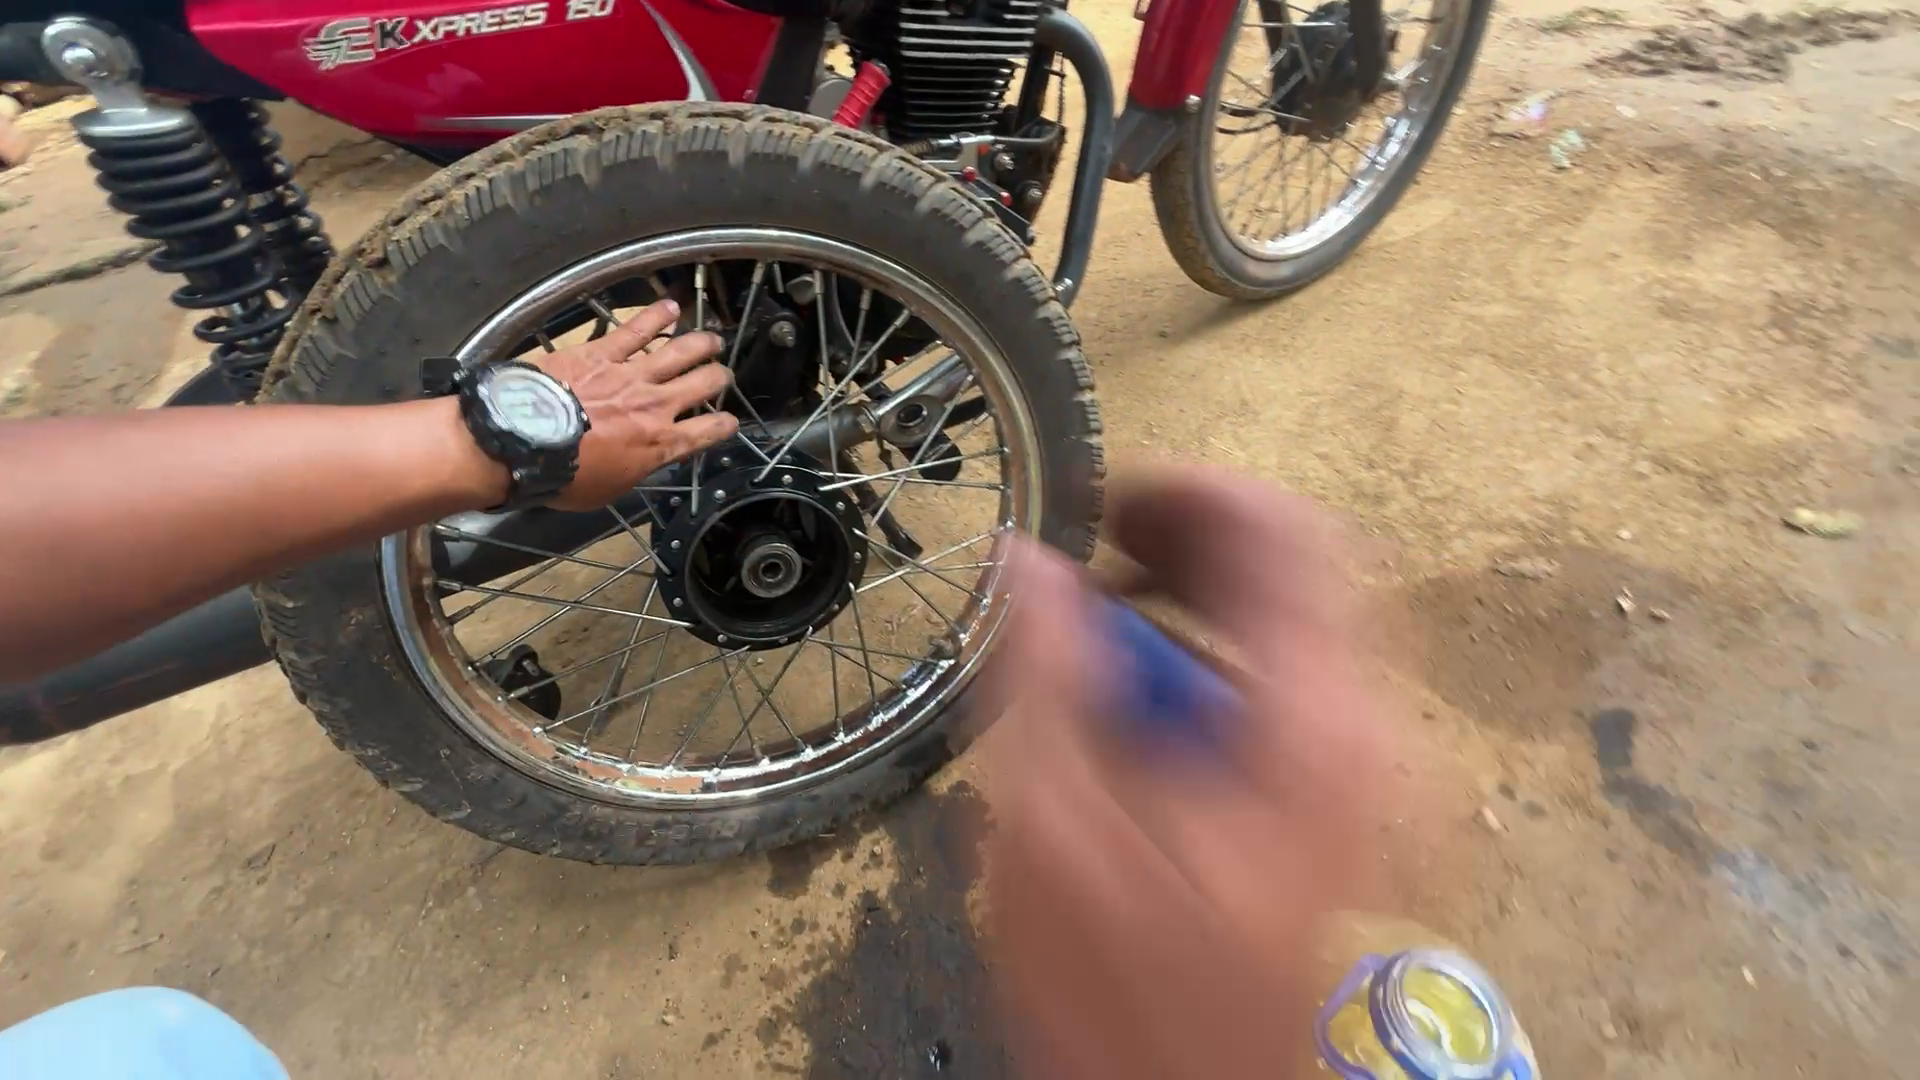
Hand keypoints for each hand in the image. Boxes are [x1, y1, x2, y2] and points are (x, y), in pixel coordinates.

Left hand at [534, 299, 737, 510]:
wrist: (519, 443)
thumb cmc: (562, 476)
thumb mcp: (610, 489)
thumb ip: (635, 470)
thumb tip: (641, 461)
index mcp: (660, 443)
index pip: (709, 431)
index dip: (725, 425)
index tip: (729, 421)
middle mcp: (656, 406)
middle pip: (703, 385)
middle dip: (719, 378)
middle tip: (722, 374)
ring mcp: (630, 376)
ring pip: (680, 353)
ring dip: (702, 344)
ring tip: (713, 340)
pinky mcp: (602, 353)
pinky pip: (635, 331)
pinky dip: (656, 317)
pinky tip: (671, 307)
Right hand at [986, 468, 1403, 1078]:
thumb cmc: (1117, 982)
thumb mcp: (1052, 816)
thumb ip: (1044, 667)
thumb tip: (1026, 557)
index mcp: (1308, 723)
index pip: (1287, 535)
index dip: (1194, 493)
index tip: (1105, 505)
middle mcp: (1363, 726)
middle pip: (1297, 560)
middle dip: (1186, 536)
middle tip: (1093, 553)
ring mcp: (1358, 756)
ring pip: (1288, 606)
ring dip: (1192, 586)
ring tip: (1101, 612)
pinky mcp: (1334, 780)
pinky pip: (1278, 662)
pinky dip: (1206, 638)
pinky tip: (1138, 675)